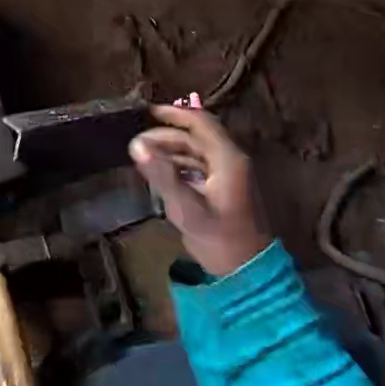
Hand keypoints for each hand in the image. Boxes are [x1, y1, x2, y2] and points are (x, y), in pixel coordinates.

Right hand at [128, 99, 270, 276]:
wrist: (248, 274)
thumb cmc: (220, 239)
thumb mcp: (186, 208)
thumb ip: (162, 174)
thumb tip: (136, 144)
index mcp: (228, 159)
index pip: (201, 122)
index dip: (174, 113)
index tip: (145, 111)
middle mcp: (232, 160)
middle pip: (196, 136)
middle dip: (166, 135)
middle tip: (137, 143)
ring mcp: (230, 175)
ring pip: (197, 150)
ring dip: (170, 149)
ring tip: (143, 157)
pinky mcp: (225, 188)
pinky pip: (199, 165)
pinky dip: (178, 163)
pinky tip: (161, 173)